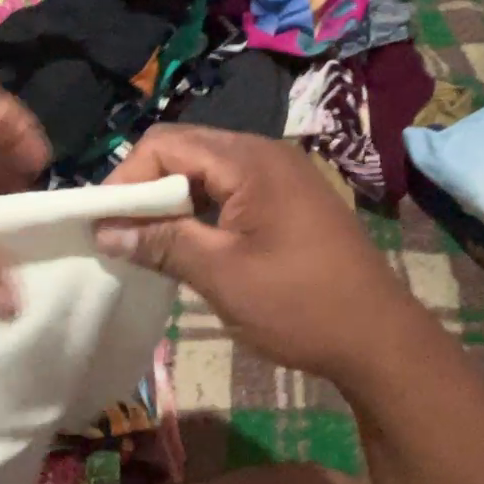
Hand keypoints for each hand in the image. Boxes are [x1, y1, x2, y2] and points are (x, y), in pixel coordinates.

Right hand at [93, 125, 414, 382]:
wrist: (381, 340)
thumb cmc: (300, 305)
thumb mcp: (222, 275)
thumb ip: (162, 243)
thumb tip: (105, 231)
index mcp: (250, 160)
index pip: (166, 144)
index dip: (127, 178)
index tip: (102, 222)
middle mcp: (265, 153)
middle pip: (185, 149)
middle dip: (145, 186)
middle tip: (119, 231)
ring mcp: (281, 174)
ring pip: (205, 169)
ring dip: (172, 199)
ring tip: (146, 241)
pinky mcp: (289, 198)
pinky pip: (230, 187)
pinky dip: (201, 208)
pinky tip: (187, 242)